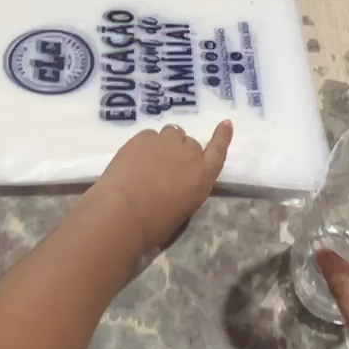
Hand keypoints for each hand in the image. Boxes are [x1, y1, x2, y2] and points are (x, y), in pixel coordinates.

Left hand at [84, 121, 232, 255]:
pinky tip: (134, 160)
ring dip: (166, 144)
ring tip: (151, 160)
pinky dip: (145, 145)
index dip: (222, 136)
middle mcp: (188, 154)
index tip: (225, 123)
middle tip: (167, 168)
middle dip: (182, 153)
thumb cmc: (154, 224)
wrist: (123, 212)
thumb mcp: (182, 211)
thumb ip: (185, 191)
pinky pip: (149, 136)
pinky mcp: (143, 137)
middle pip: (190, 143)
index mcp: (203, 177)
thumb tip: (176, 185)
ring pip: (171, 134)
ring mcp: (165, 142)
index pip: (218, 151)